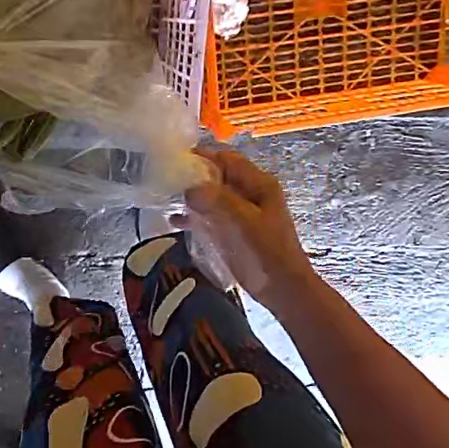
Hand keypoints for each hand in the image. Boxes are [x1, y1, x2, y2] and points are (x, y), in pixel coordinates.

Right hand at [181, 146, 318, 306]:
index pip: (228, 160)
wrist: (283, 290)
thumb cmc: (268, 254)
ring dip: (192, 197)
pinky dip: (195, 217)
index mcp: (259, 185)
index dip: (204, 156)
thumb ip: (217, 201)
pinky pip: (211, 217)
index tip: (176, 159)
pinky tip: (175, 221)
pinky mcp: (234, 233)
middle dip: (194, 176)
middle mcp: (250, 195)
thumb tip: (190, 188)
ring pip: (213, 197)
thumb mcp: (244, 222)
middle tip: (165, 178)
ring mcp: (242, 214)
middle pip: (219, 177)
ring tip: (165, 197)